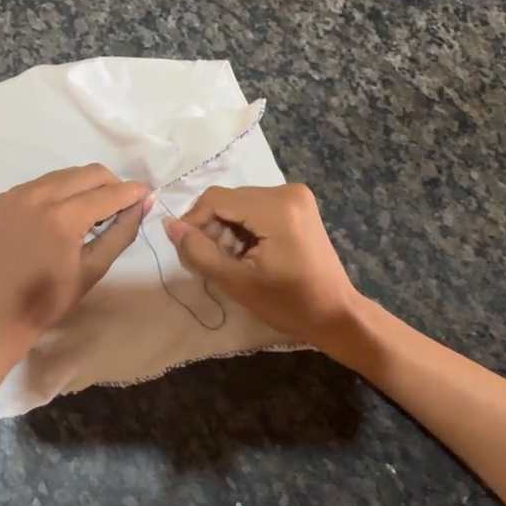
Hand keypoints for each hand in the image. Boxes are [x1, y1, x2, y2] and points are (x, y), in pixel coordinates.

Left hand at [0, 165, 150, 334]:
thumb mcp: (96, 266)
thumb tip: (146, 201)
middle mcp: (38, 196)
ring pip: (67, 174)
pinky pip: (44, 182)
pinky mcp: (6, 197)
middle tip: (120, 208)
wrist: (5, 309)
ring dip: (86, 187)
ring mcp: (18, 194)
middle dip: (111, 186)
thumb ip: (123, 230)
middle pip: (89, 173)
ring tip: (92, 213)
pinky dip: (61, 191)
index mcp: (62, 218)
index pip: (108, 193)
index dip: (132, 192)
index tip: (147, 194)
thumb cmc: (54, 296)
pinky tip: (64, 214)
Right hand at [163, 184, 363, 344]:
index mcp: (276, 207)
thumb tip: (170, 225)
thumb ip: (199, 251)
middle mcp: (286, 191)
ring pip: (239, 204)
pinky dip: (243, 228)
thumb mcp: (237, 282)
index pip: (215, 199)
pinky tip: (247, 253)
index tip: (188, 251)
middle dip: (212, 228)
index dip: (194, 221)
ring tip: (231, 261)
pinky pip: (255, 208)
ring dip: (227, 229)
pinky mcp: (297, 205)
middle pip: (227, 200)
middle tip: (211, 262)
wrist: (336, 314)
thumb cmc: (288, 303)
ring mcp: (295, 196)